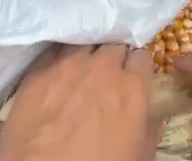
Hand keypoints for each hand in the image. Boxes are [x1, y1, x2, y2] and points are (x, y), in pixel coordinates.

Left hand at [0, 44, 156, 160]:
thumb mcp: (137, 158)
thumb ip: (148, 131)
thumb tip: (151, 118)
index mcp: (131, 89)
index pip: (142, 57)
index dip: (137, 68)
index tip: (133, 78)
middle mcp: (102, 67)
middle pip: (114, 46)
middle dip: (113, 59)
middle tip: (106, 78)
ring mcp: (69, 63)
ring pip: (85, 43)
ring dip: (87, 54)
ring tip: (81, 70)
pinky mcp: (40, 67)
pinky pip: (56, 49)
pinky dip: (61, 57)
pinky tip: (58, 71)